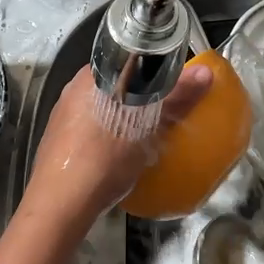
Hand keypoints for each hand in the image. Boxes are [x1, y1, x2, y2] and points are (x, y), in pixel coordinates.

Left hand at [25, 63, 212, 223]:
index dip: (153, 69)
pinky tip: (117, 155)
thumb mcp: (148, 127)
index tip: (171, 85)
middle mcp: (75, 87)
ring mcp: (62, 114)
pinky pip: (90, 126)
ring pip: (105, 106)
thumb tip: (206, 72)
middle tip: (163, 115)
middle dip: (141, 96)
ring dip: (124, 117)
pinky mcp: (57, 139)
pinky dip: (107, 134)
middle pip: (119, 82)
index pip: (131, 58)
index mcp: (94, 73)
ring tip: (145, 137)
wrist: (59, 205)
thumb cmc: (104, 157)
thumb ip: (177, 97)